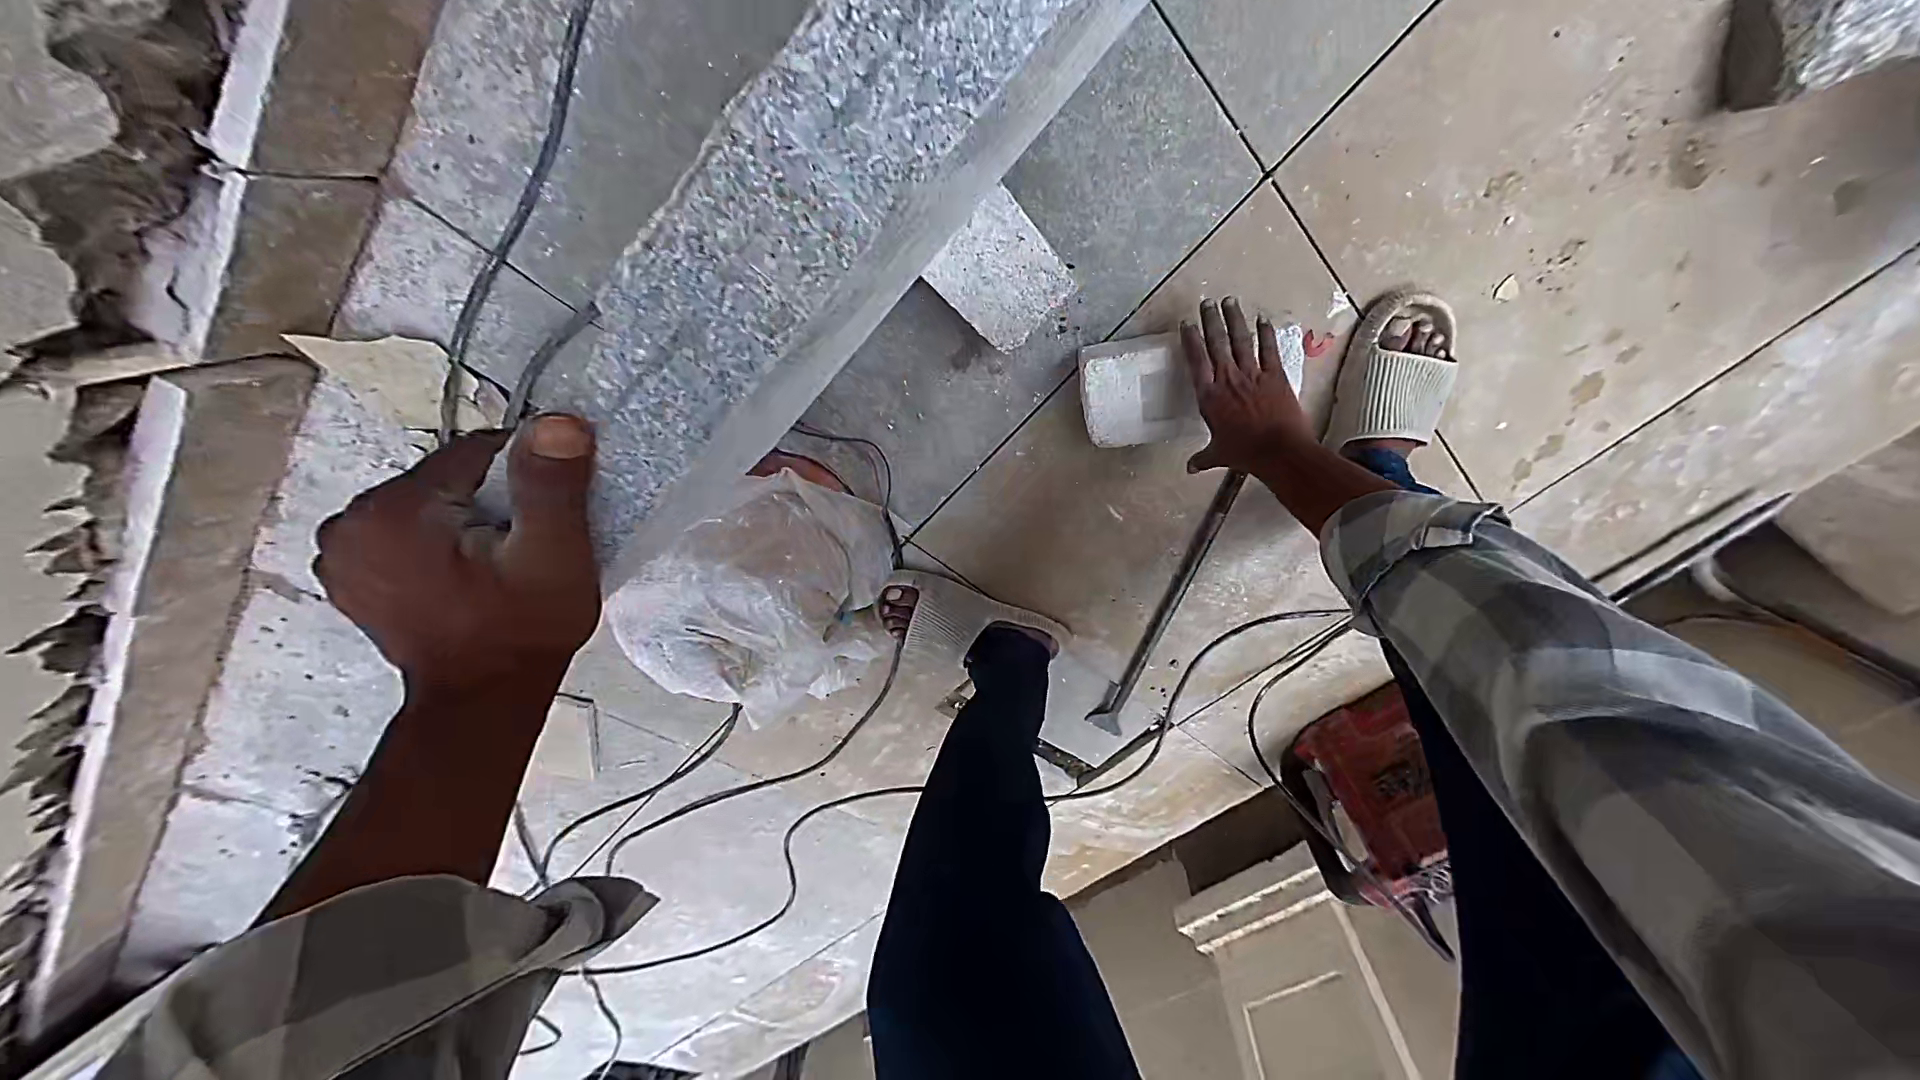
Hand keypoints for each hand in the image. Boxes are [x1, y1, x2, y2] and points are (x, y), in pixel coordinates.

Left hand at [314, 414, 600, 690]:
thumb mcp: (555, 556)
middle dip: (494, 500)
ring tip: (500, 563)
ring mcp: (340, 553)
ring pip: (430, 504)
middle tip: (528, 545)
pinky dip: (442, 543)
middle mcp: (349, 523)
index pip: (476, 453)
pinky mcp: (350, 574)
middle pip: (449, 478)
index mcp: (394, 510)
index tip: (553, 510)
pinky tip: (468, 575)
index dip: (526, 474)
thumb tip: (559, 421)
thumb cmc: (524, 630)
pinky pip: (408, 532)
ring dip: (469, 520)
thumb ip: (551, 486)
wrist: (484, 698)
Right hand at [1182, 296, 1313, 473]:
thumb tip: (1190, 468)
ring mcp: (1252, 375)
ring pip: (1240, 340)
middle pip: (1216, 343)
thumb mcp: (1218, 454)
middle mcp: (1228, 380)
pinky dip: (1265, 333)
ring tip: (1229, 301)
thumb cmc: (1244, 453)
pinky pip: (1268, 349)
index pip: (1196, 361)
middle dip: (1210, 321)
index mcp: (1209, 397)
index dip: (1190, 340)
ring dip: (1234, 319)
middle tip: (1206, 303)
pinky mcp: (1275, 375)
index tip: (1186, 325)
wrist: (1279, 450)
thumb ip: (1203, 457)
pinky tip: (1262, 319)